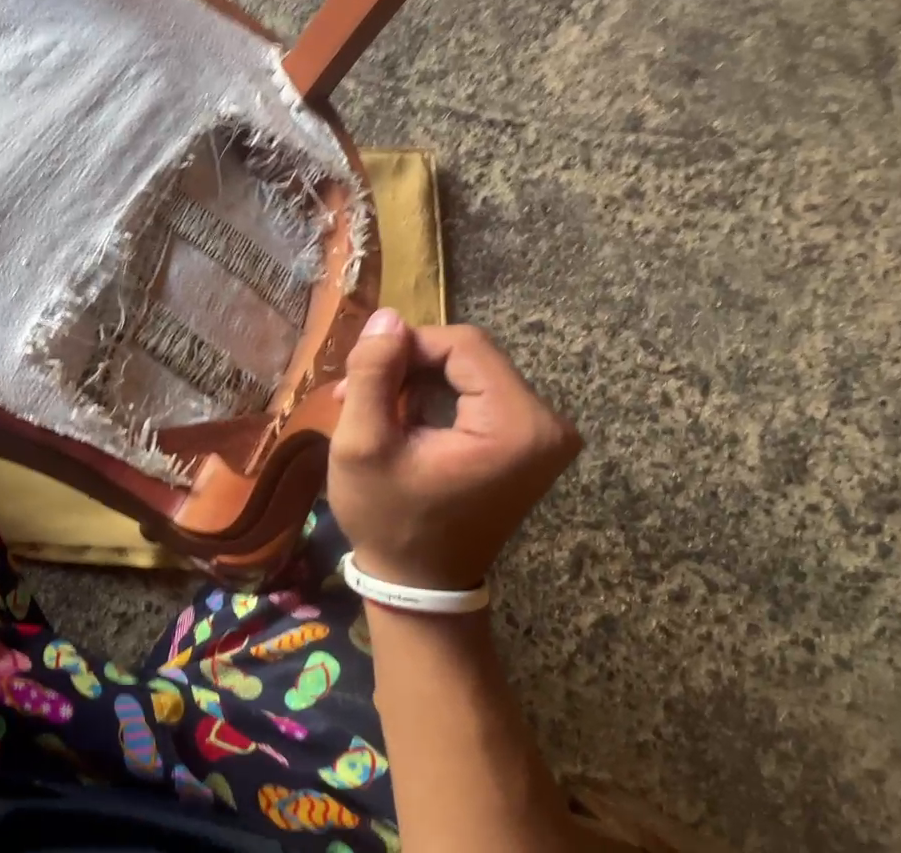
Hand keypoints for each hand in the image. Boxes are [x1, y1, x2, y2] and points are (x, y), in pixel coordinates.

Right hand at [327, 309, 581, 590]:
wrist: (420, 584)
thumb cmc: (389, 518)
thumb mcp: (363, 445)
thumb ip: (373, 375)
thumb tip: (386, 317)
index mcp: (518, 425)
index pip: (463, 345)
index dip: (405, 347)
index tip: (360, 377)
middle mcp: (546, 424)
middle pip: (468, 356)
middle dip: (405, 366)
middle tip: (353, 395)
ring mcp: (542, 435)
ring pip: (468, 372)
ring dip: (413, 381)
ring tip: (365, 408)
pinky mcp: (528, 444)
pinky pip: (476, 395)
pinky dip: (432, 399)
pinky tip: (395, 419)